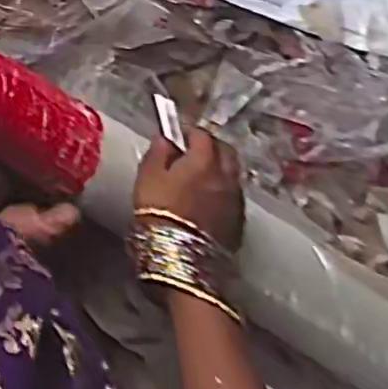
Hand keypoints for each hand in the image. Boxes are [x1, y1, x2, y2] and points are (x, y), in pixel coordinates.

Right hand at [133, 126, 244, 250]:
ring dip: (219, 169)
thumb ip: (158, 152)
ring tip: (200, 176)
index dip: (189, 131)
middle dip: (212, 146)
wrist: (182, 257)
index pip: (202, 135)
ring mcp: (236, 201)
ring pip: (233, 174)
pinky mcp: (239, 223)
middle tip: (193, 150)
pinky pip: (233, 196)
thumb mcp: (149, 175)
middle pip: (226, 151)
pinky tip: (207, 199)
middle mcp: (227, 177)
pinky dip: (222, 190)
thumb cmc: (160, 209)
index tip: (177, 134)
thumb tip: (165, 138)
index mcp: (204, 160)